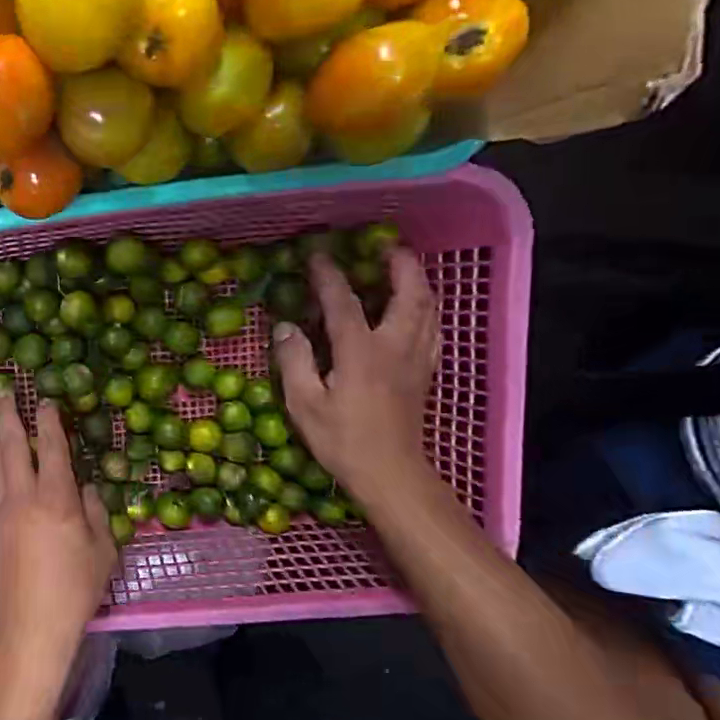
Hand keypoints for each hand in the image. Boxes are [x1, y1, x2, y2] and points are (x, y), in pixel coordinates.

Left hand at [0, 391, 116, 662]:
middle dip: (8, 416)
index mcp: (56, 498)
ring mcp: (2, 511)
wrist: (32, 624)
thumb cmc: (75, 588)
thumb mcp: (103, 550)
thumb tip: (89, 490)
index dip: (48, 421)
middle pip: (11, 447)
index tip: (45, 400)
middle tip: (3, 392)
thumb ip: (96, 513)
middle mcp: (23, 497)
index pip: (50, 448)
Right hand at [272, 247, 439, 498]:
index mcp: (361, 352)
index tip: (317, 256)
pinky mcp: (425, 373)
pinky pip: (433, 329)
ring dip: (417, 282)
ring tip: (403, 269)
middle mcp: (395, 347)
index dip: (329, 276)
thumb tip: (286, 327)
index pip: (345, 302)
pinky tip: (417, 310)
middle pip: (409, 293)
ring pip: (428, 308)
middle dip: (399, 265)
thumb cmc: (341, 440)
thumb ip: (294, 361)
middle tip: (386, 247)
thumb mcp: (304, 403)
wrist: (390, 472)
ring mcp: (416, 359)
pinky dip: (426, 309)